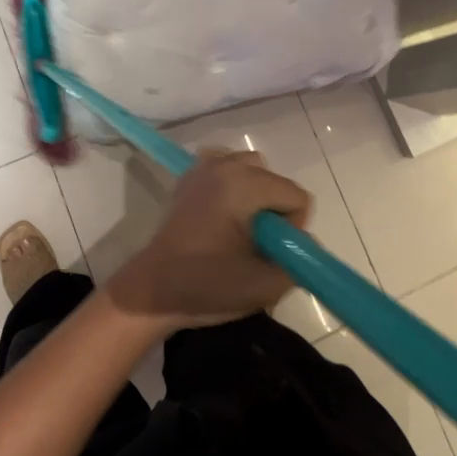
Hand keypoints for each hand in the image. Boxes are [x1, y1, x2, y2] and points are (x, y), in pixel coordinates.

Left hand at [104, 149, 312, 329]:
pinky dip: (233, 182)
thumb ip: (296, 262)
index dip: (293, 227)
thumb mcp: (265, 286)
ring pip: (251, 168)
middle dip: (275, 210)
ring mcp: (203, 167)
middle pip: (274, 179)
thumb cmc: (209, 287)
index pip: (295, 196)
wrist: (154, 289)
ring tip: (243, 228)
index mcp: (243, 187)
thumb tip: (302, 242)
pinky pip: (225, 166)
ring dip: (256, 194)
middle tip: (259, 244)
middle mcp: (224, 166)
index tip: (274, 252)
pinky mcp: (189, 176)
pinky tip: (225, 211)